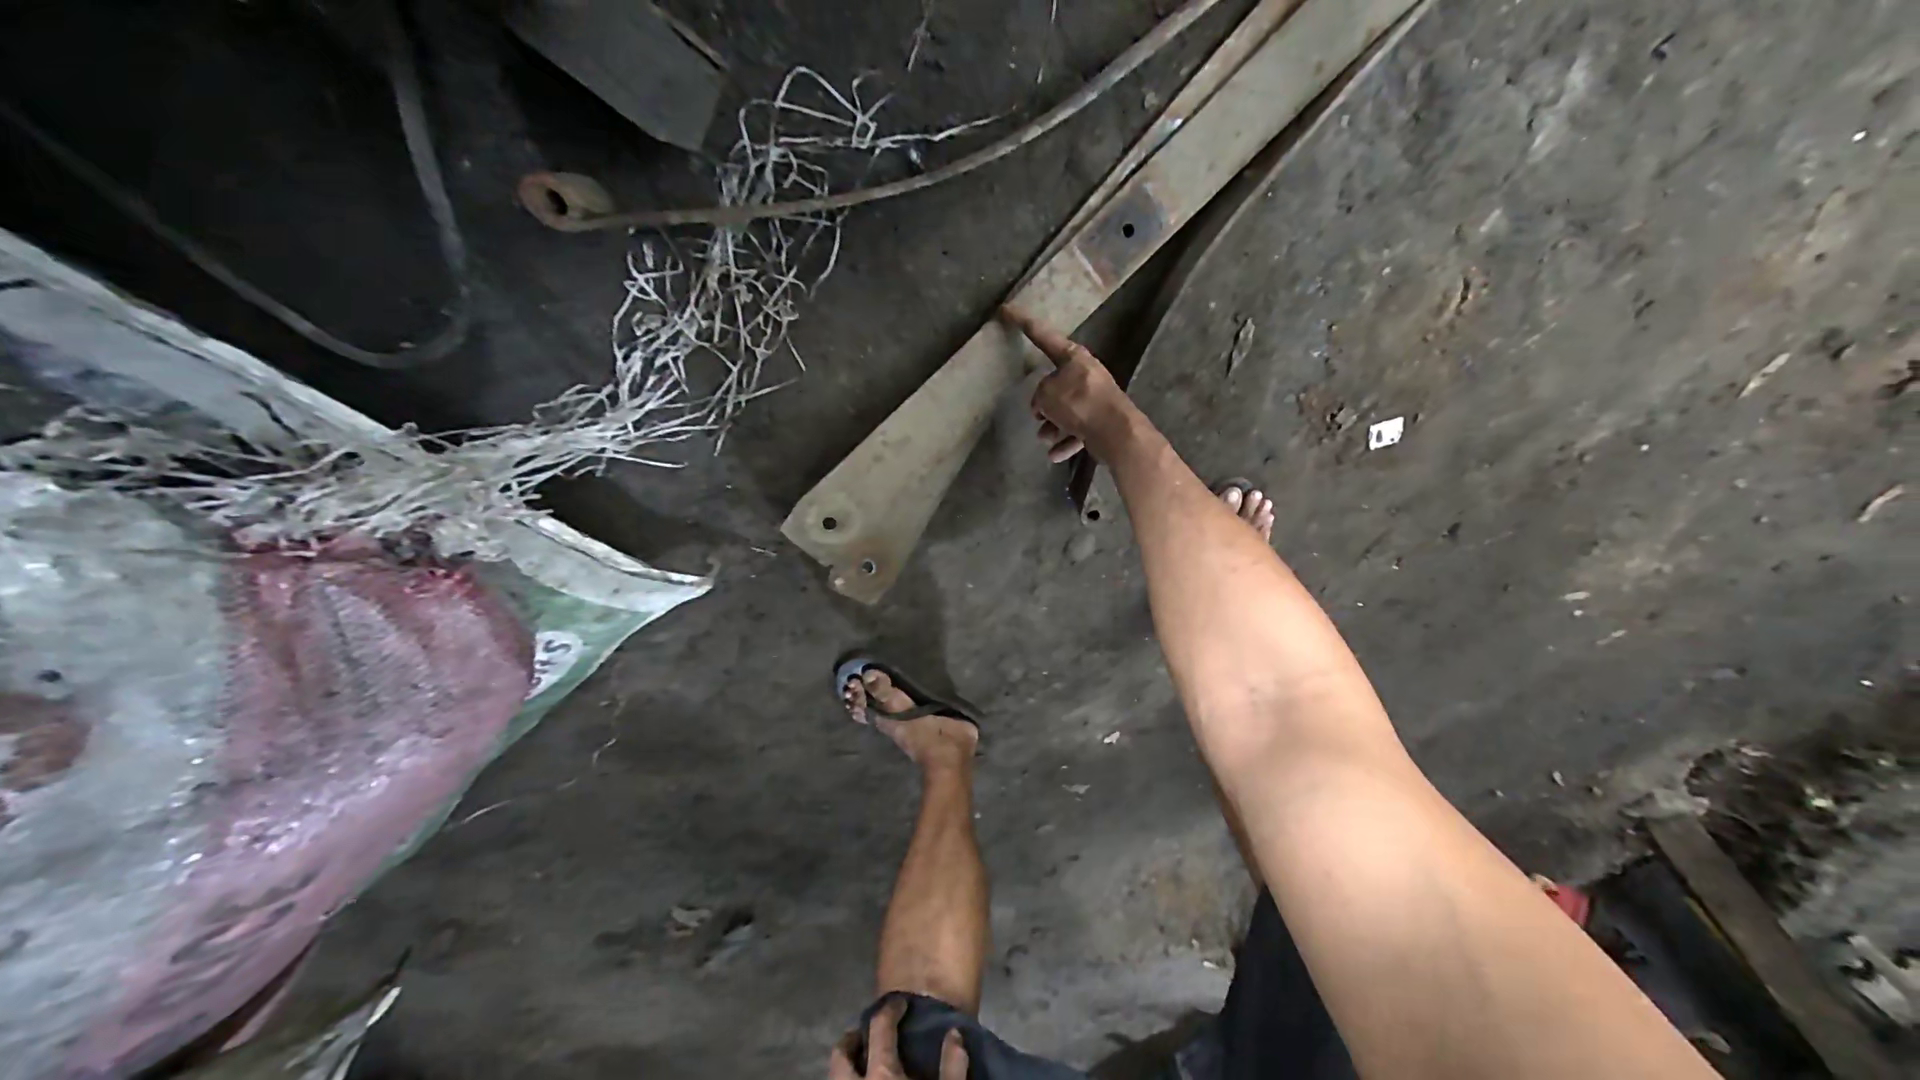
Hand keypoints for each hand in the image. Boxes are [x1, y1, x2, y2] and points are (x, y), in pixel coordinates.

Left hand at [830, 998, 968, 1079]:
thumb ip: (952, 1067)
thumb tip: (954, 1033)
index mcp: (880, 1073)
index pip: (880, 1026)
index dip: (891, 1009)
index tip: (901, 1003)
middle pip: (841, 1053)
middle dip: (852, 1038)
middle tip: (868, 1033)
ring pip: (833, 1076)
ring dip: (847, 1064)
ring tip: (864, 1061)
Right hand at [1001, 305, 1133, 462]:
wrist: (1117, 433)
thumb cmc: (1080, 405)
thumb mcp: (1047, 394)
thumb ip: (1039, 394)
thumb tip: (1045, 405)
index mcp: (1074, 357)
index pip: (1042, 335)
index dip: (1023, 322)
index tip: (1006, 309)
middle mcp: (1086, 374)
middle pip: (1054, 384)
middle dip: (1043, 403)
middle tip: (1037, 414)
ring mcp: (1094, 397)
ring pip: (1065, 410)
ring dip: (1053, 426)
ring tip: (1047, 438)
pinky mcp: (1100, 420)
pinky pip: (1077, 430)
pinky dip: (1066, 441)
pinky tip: (1056, 454)